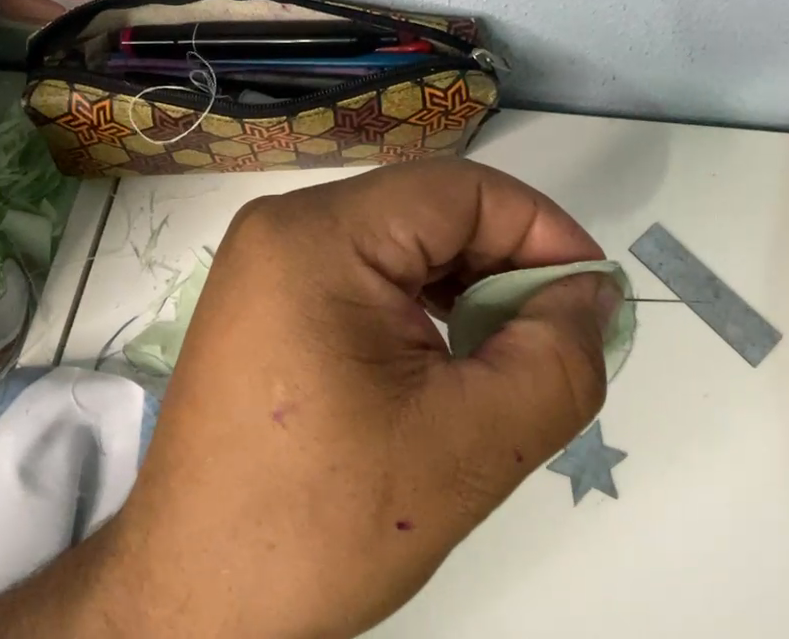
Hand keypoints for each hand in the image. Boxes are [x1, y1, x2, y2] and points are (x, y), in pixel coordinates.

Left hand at [0, 159, 619, 638]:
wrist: (194, 608)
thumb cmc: (324, 525)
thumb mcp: (472, 443)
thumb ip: (560, 358)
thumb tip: (591, 293)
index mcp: (320, 236)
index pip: (464, 192)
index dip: (544, 234)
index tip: (594, 302)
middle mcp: (283, 227)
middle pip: (431, 214)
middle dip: (507, 269)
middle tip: (555, 343)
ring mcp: (266, 264)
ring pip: (403, 245)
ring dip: (469, 292)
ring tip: (504, 362)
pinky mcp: (265, 302)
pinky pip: (367, 277)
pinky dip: (423, 310)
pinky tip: (446, 366)